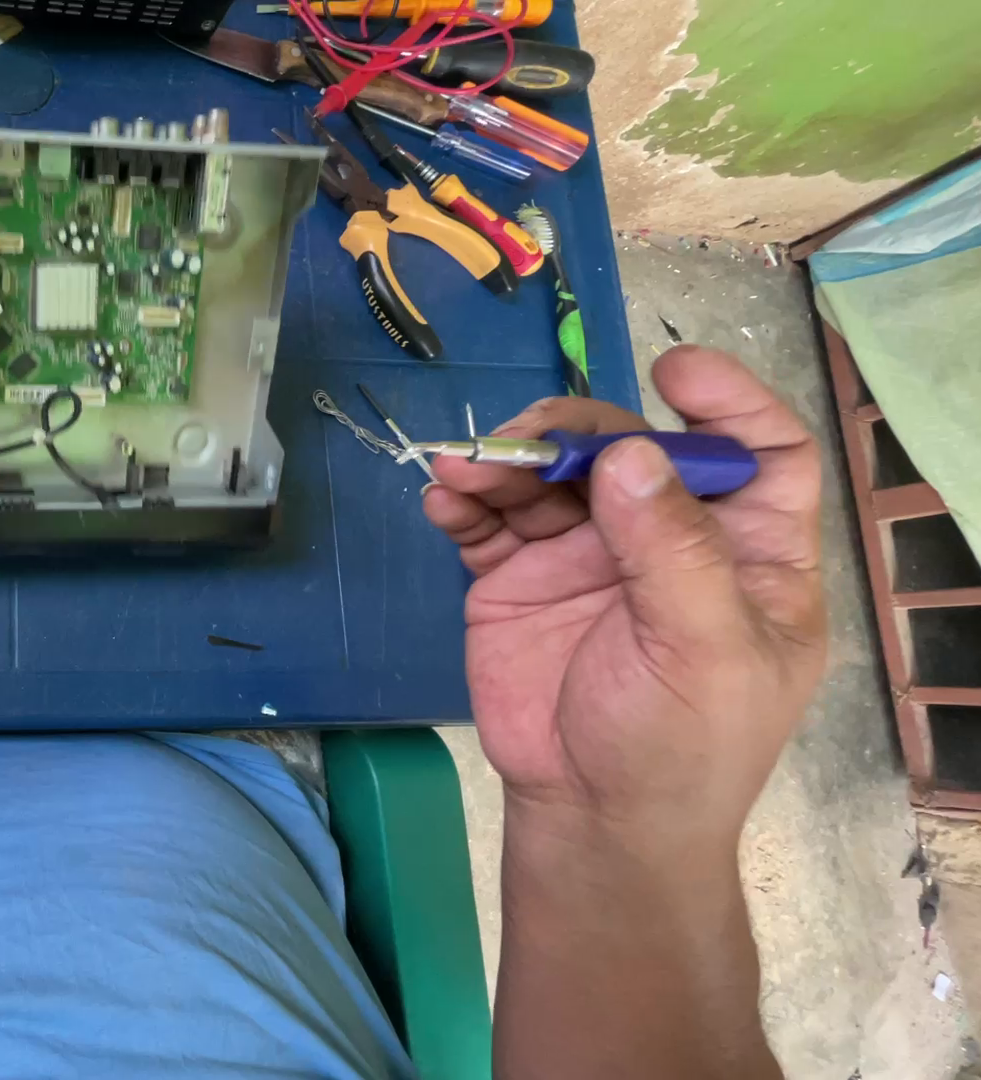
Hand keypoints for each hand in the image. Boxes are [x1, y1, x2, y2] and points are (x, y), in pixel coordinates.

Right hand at [423, 347, 825, 850]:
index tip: (672, 371)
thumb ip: (671, 551)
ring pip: (539, 483)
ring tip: (462, 468)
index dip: (724, 404)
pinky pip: (485, 525)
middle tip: (520, 440)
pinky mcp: (510, 578)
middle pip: (618, 454)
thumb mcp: (700, 648)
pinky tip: (443, 501)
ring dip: (500, 466)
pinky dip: (462, 506)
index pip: (755, 456)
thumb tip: (629, 455)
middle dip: (570, 435)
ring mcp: (574, 557)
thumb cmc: (676, 737)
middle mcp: (653, 540)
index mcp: (739, 552)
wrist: (585, 803)